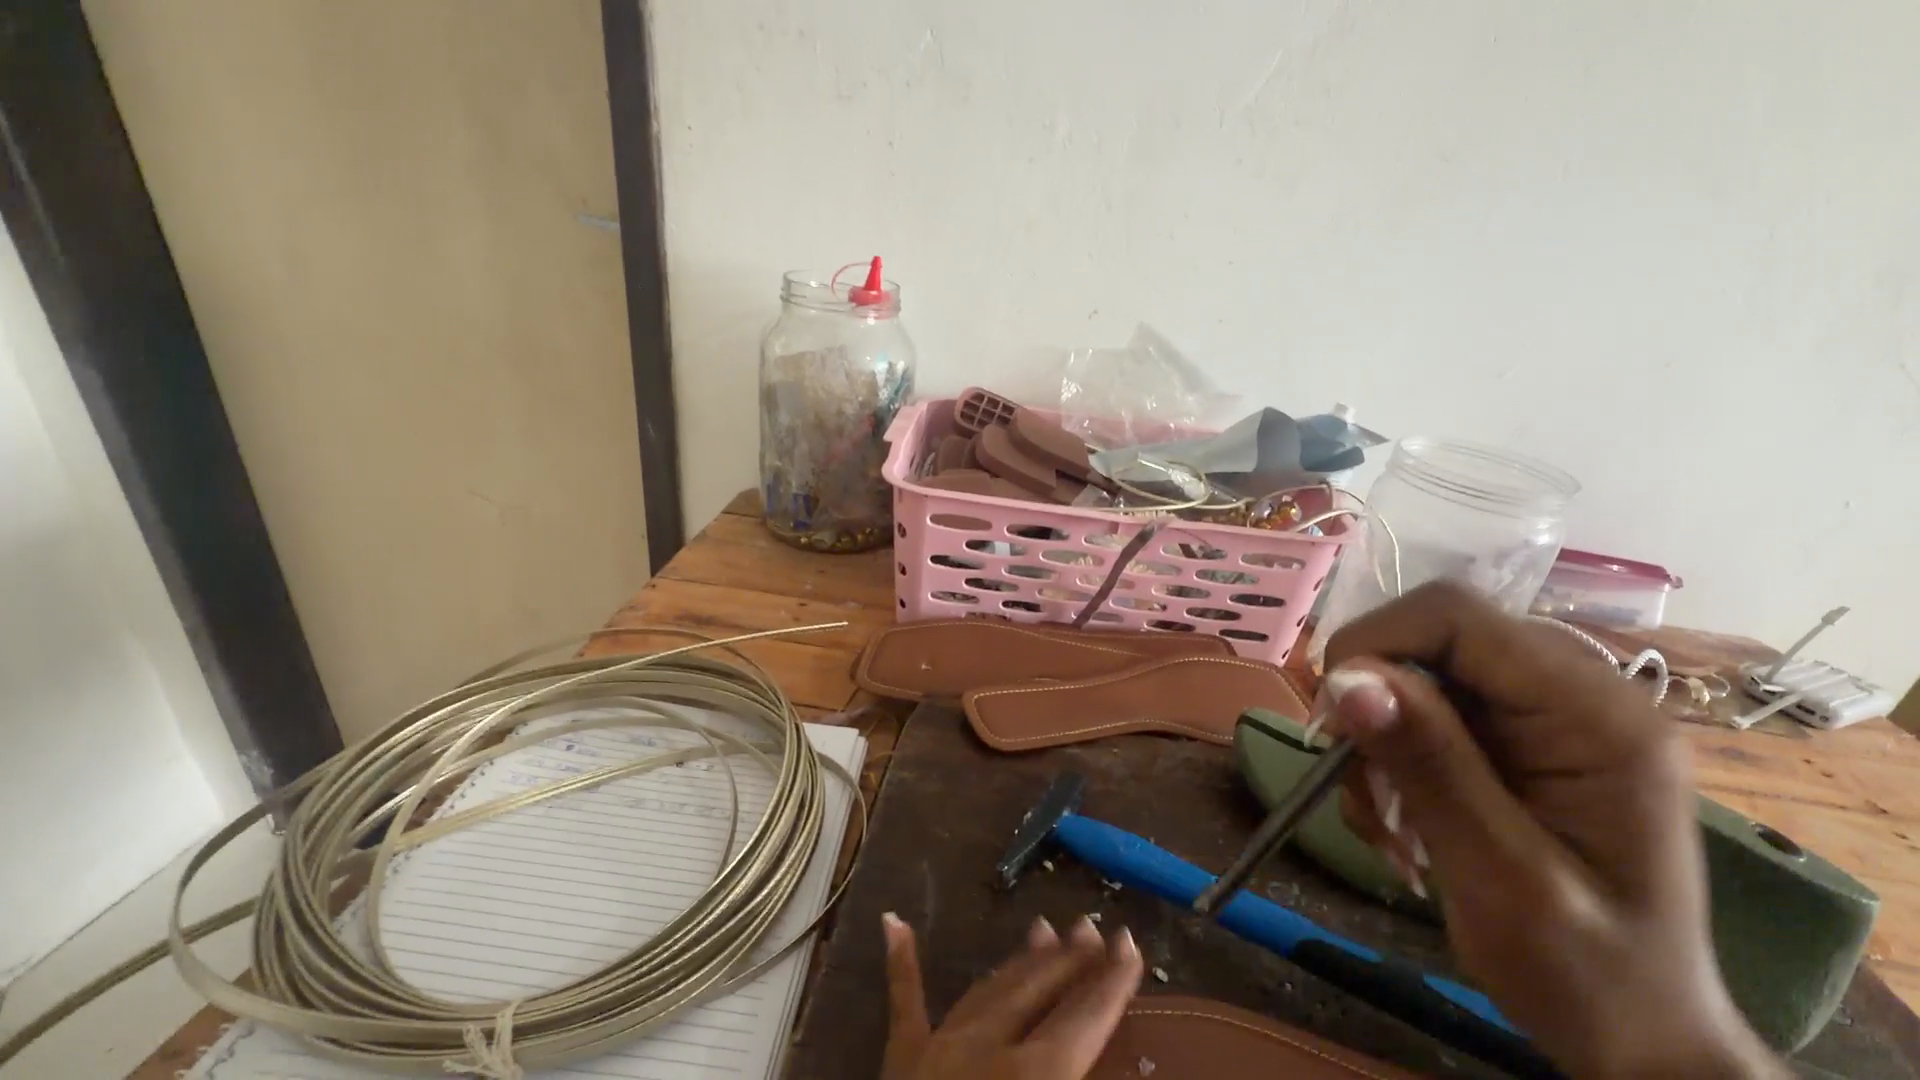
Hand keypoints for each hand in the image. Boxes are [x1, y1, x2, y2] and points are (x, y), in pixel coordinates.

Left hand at [880, 912, 1143, 1079]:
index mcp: (1038, 1076)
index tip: (1129, 943)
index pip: (1085, 1017)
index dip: (1111, 980)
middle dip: (1070, 959)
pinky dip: (900, 961)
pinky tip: (894, 923)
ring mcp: (939, 1047)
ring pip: (989, 987)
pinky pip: (903, 1002)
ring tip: (1042, 928)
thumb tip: (1134, 1071)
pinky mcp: (901, 1060)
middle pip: (1040, 990)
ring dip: (1019, 960)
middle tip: (1092, 927)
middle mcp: (989, 1047)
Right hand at [1321, 583, 1788, 1079]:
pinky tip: (1401, 825)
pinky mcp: (1523, 741)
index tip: (1329, 722)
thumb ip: (1430, 767)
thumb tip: (1345, 677)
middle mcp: (1578, 695)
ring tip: (1382, 826)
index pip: (1457, 617)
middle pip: (1431, 640)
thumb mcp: (1500, 878)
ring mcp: (1550, 717)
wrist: (1639, 1037)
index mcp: (1597, 716)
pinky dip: (1392, 762)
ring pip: (1418, 678)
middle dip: (1372, 705)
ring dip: (1377, 745)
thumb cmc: (1586, 975)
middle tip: (1349, 785)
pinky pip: (1429, 715)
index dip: (1374, 645)